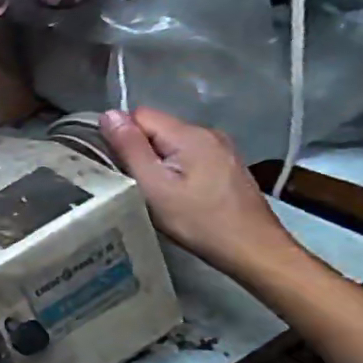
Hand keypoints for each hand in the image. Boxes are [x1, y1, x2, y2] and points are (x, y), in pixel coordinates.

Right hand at [99, 107, 301, 279]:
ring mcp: (221, 148)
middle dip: (140, 151)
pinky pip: (189, 155)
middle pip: (157, 128)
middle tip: (136, 185)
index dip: (122, 137)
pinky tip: (179, 194)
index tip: (119, 167)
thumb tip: (109, 114)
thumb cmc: (198, 221)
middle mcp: (207, 132)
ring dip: (158, 162)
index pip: (139, 115)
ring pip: (172, 143)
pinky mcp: (228, 165)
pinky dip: (176, 169)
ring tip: (155, 193)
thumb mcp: (154, 187)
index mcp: (188, 133)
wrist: (253, 248)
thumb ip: (130, 148)